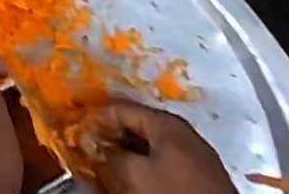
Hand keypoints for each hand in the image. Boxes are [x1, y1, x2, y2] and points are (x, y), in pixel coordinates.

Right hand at [79, 101, 235, 193]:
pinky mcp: (206, 179)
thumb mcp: (133, 174)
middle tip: (95, 148)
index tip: (82, 131)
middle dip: (115, 135)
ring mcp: (199, 157)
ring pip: (154, 145)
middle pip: (139, 125)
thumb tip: (97, 146)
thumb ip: (109, 154)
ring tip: (114, 165)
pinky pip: (168, 161)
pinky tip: (140, 178)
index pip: (122, 108)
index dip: (98, 118)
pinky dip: (150, 165)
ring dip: (131, 152)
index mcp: (167, 123)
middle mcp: (184, 133)